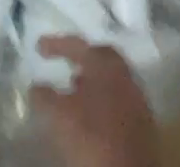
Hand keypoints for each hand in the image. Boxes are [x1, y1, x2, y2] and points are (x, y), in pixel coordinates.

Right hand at [31, 37, 160, 166]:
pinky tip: (90, 114)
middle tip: (65, 64)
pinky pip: (120, 101)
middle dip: (82, 59)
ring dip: (93, 82)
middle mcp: (126, 78)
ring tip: (74, 91)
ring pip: (113, 81)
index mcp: (106, 66)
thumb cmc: (90, 136)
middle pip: (103, 58)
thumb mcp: (56, 113)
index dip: (57, 43)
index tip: (38, 47)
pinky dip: (103, 101)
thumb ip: (43, 94)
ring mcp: (138, 101)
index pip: (80, 45)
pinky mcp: (143, 125)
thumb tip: (36, 87)